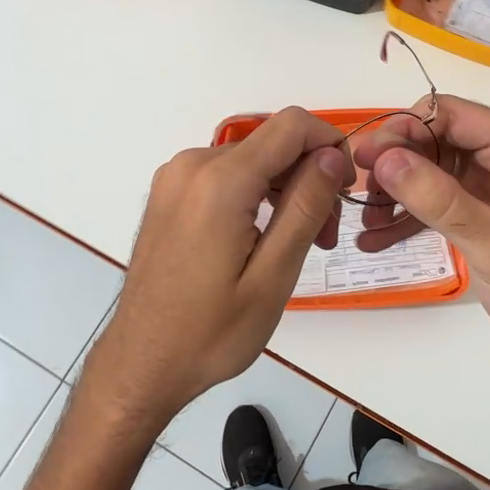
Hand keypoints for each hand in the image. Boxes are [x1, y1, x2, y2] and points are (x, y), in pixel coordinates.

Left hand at [85, 108, 349, 421]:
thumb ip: (305, 206)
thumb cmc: (211, 332)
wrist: (143, 364)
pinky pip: (224, 176)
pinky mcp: (168, 195)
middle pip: (272, 144)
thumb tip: (332, 155)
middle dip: (309, 179)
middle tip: (324, 239)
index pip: (292, 126)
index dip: (331, 145)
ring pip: (250, 161)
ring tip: (298, 245)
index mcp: (220, 181)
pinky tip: (263, 240)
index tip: (346, 192)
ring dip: (283, 191)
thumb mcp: (273, 275)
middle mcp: (192, 165)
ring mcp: (174, 179)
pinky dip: (254, 196)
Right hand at [351, 95, 489, 370]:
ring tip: (364, 222)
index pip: (452, 114)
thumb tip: (384, 158)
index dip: (405, 129)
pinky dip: (409, 216)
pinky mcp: (484, 210)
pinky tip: (376, 239)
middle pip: (437, 139)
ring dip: (397, 192)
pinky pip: (438, 200)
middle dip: (396, 163)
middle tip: (358, 191)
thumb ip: (437, 198)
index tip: (365, 159)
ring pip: (431, 169)